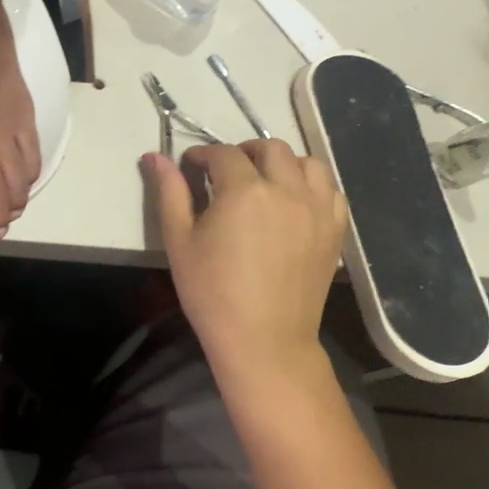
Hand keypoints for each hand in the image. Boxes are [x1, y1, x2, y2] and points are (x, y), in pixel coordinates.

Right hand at [141, 142, 347, 388]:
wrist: (263, 339)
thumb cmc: (211, 291)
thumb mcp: (179, 240)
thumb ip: (170, 192)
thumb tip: (155, 156)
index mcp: (244, 191)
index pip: (223, 154)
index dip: (202, 155)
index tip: (190, 168)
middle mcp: (286, 190)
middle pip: (270, 148)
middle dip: (244, 152)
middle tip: (225, 172)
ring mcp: (317, 210)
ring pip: (307, 163)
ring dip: (283, 163)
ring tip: (264, 181)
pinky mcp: (334, 230)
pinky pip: (331, 190)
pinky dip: (312, 185)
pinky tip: (293, 200)